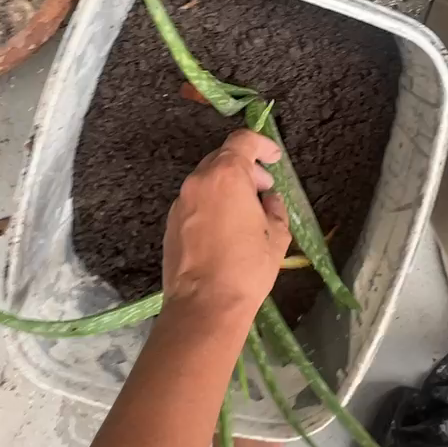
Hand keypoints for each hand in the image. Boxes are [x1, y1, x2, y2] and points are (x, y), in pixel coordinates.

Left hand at [162, 129, 291, 324]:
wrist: (204, 306)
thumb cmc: (247, 268)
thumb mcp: (276, 236)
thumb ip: (275, 208)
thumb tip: (269, 200)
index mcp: (227, 176)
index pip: (242, 141)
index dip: (262, 144)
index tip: (274, 158)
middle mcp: (199, 181)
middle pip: (222, 158)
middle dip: (246, 168)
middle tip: (263, 190)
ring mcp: (181, 201)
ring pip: (207, 180)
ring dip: (228, 186)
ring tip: (245, 212)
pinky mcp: (171, 222)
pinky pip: (195, 201)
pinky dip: (212, 203)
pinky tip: (225, 229)